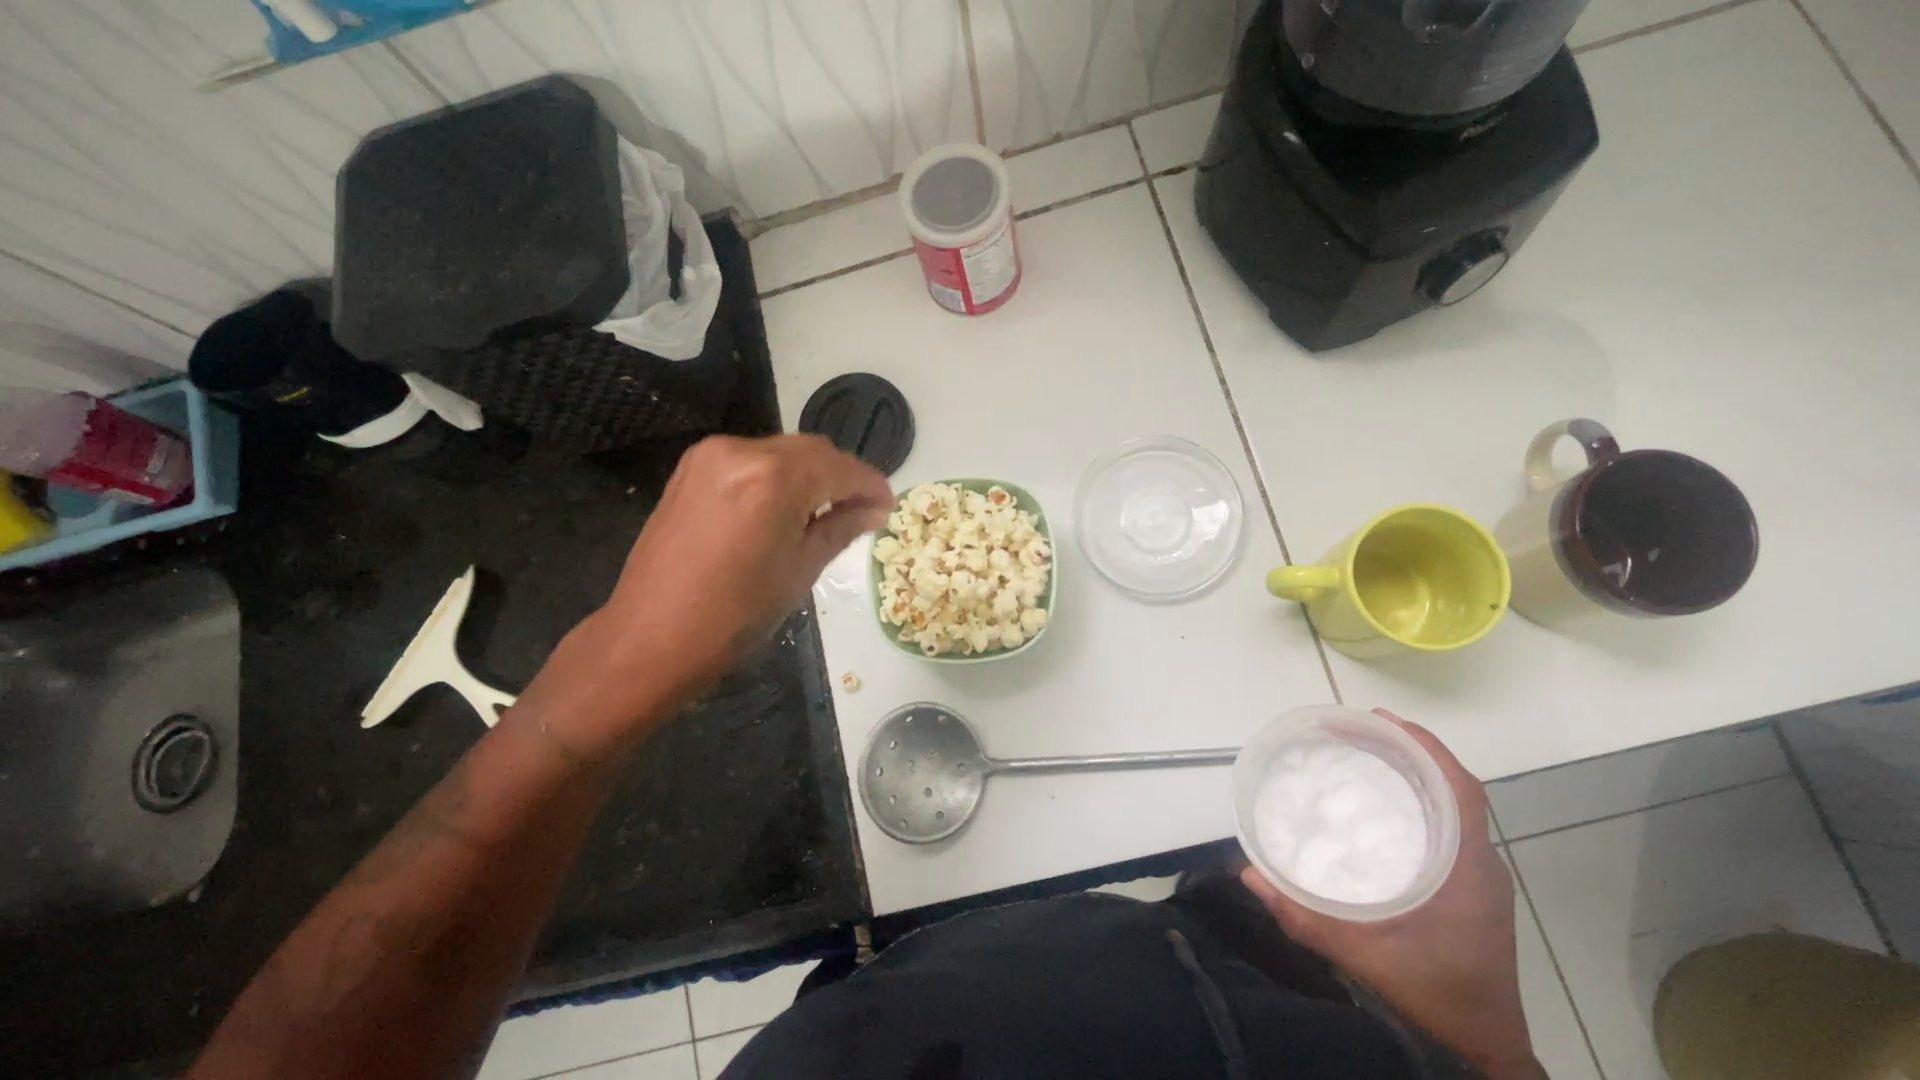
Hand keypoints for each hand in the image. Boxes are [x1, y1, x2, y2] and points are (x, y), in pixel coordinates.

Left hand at [597, 433, 891, 697]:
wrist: (651, 637)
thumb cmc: (735, 615)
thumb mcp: (800, 570)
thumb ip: (840, 528)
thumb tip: (874, 509)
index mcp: (774, 478)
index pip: (840, 468)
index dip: (870, 485)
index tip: (888, 506)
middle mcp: (742, 451)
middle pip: (811, 451)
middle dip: (841, 476)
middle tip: (863, 510)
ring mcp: (710, 457)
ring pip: (780, 452)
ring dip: (809, 474)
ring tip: (826, 512)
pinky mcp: (690, 469)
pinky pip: (750, 461)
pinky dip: (776, 476)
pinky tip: (785, 508)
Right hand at [1240, 710, 1543, 1079]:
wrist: (1485, 1055)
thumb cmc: (1436, 1001)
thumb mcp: (1364, 959)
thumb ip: (1305, 919)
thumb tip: (1251, 874)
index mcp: (1467, 871)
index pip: (1460, 789)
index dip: (1424, 746)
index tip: (1377, 721)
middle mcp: (1479, 866)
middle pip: (1452, 789)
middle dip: (1407, 751)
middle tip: (1352, 733)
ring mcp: (1479, 880)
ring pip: (1452, 808)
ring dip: (1413, 775)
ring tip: (1361, 757)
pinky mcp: (1471, 894)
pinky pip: (1447, 829)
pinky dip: (1416, 803)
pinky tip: (1379, 811)